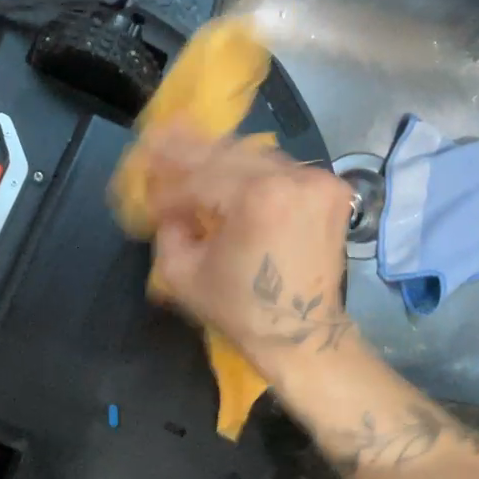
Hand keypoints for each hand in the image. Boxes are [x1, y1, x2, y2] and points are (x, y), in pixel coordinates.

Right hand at [136, 125, 357, 377]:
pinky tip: (229, 176)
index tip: (146, 190)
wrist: (302, 334)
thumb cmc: (240, 310)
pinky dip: (252, 173)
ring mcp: (317, 181)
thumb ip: (168, 230)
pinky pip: (281, 171)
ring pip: (256, 157)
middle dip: (189, 155)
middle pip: (228, 154)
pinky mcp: (331, 190)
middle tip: (157, 145)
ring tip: (189, 159)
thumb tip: (169, 206)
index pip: (198, 178)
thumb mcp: (183, 275)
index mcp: (257, 198)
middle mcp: (292, 178)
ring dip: (222, 160)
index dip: (168, 187)